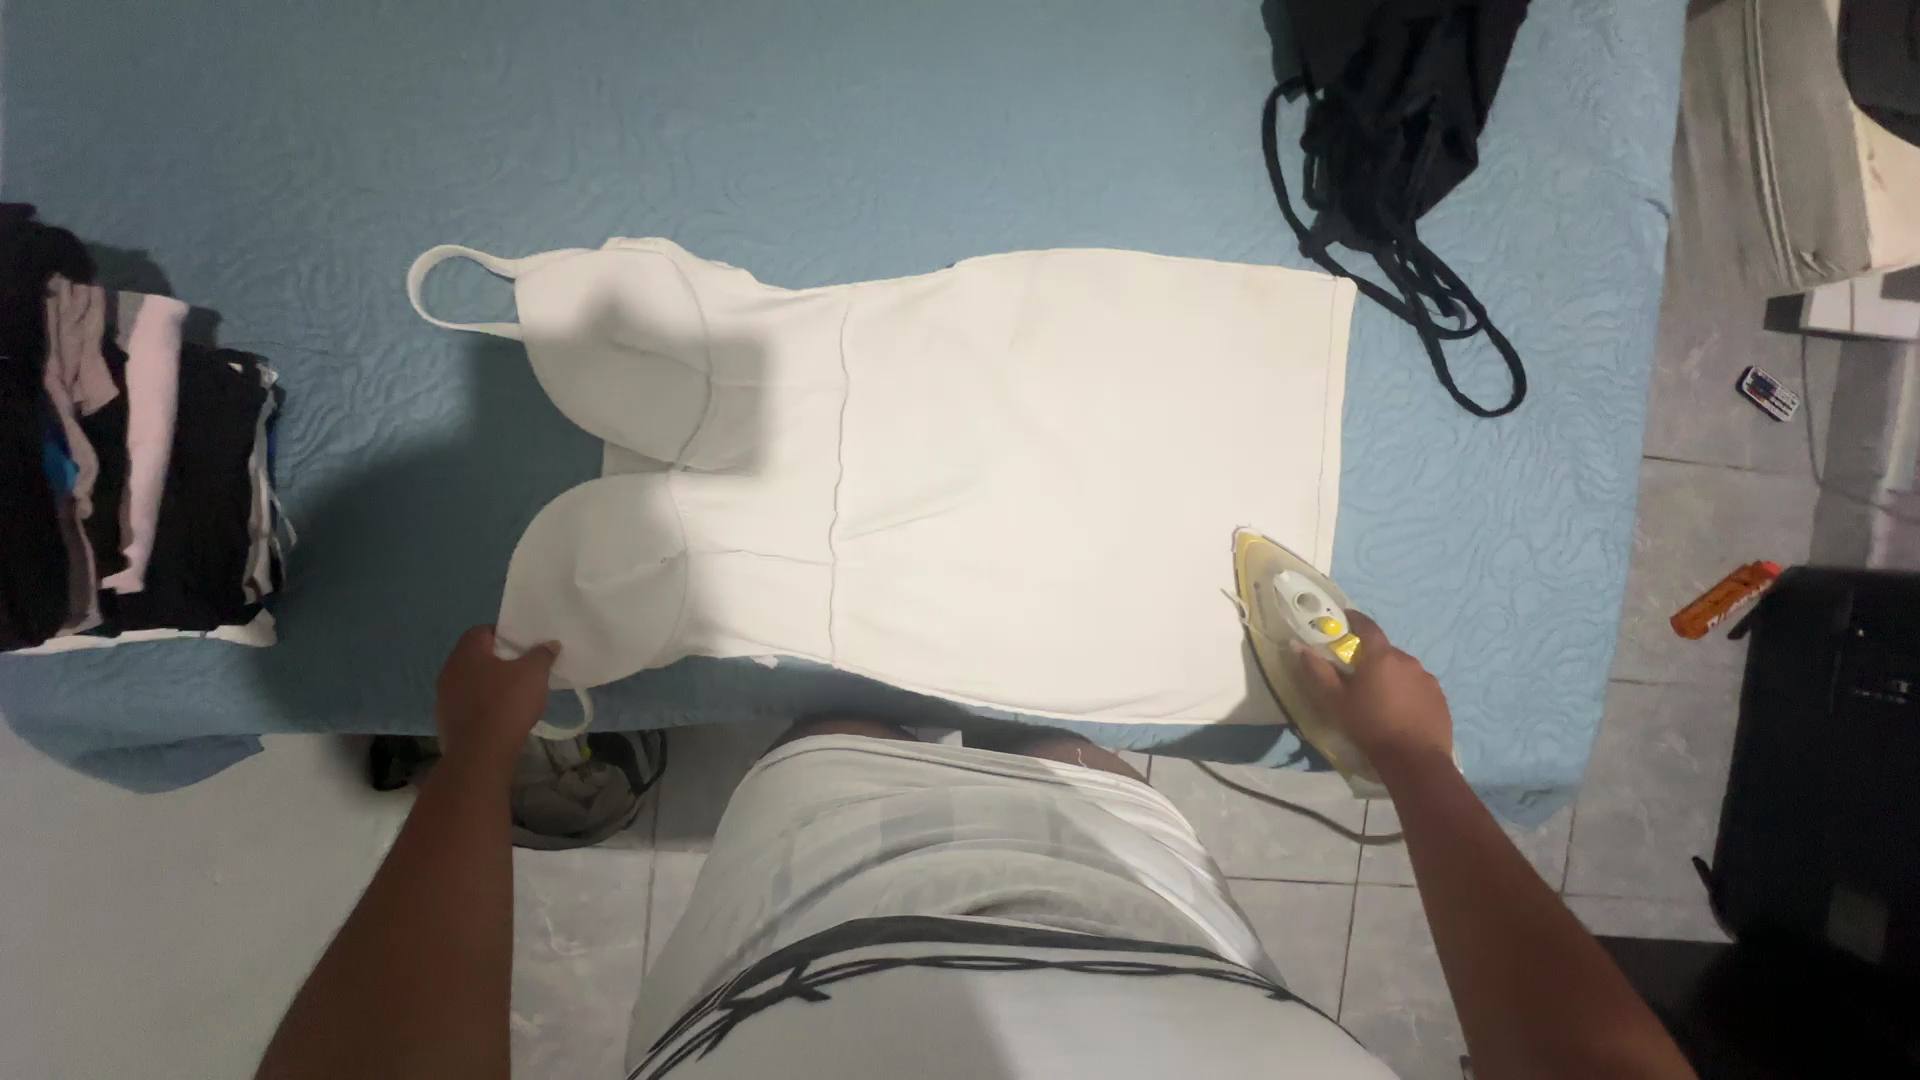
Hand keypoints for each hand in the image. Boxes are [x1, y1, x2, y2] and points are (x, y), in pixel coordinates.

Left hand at [433, 625, 558, 768]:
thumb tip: (549, 644)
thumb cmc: (507, 703)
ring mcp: (444, 697)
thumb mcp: (534, 673)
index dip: (503, 633)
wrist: (480, 751)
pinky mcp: (446, 720)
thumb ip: (542, 654)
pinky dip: (483, 703)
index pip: (482, 631)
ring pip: (470, 680)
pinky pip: (467, 702)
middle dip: (498, 659)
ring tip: (514, 691)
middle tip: (523, 666)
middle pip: (475, 656)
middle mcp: (450, 670)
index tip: (523, 644)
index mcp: (467, 653)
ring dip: (489, 682)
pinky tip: (501, 713)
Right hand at [1298, 610, 1452, 772]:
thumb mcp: (1335, 700)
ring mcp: (1428, 679)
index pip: (1368, 626)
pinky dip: (1407, 690)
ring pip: (1403, 668)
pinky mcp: (1440, 697)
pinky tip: (1399, 710)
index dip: (1355, 620)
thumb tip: (1299, 646)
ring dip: (1390, 675)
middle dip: (1371, 657)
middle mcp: (1408, 660)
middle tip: (1357, 675)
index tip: (1345, 619)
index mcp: (1381, 657)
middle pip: (1385, 650)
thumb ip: (1317, 670)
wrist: (1414, 761)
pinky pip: (1418, 685)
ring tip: (1380, 697)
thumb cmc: (1369, 725)